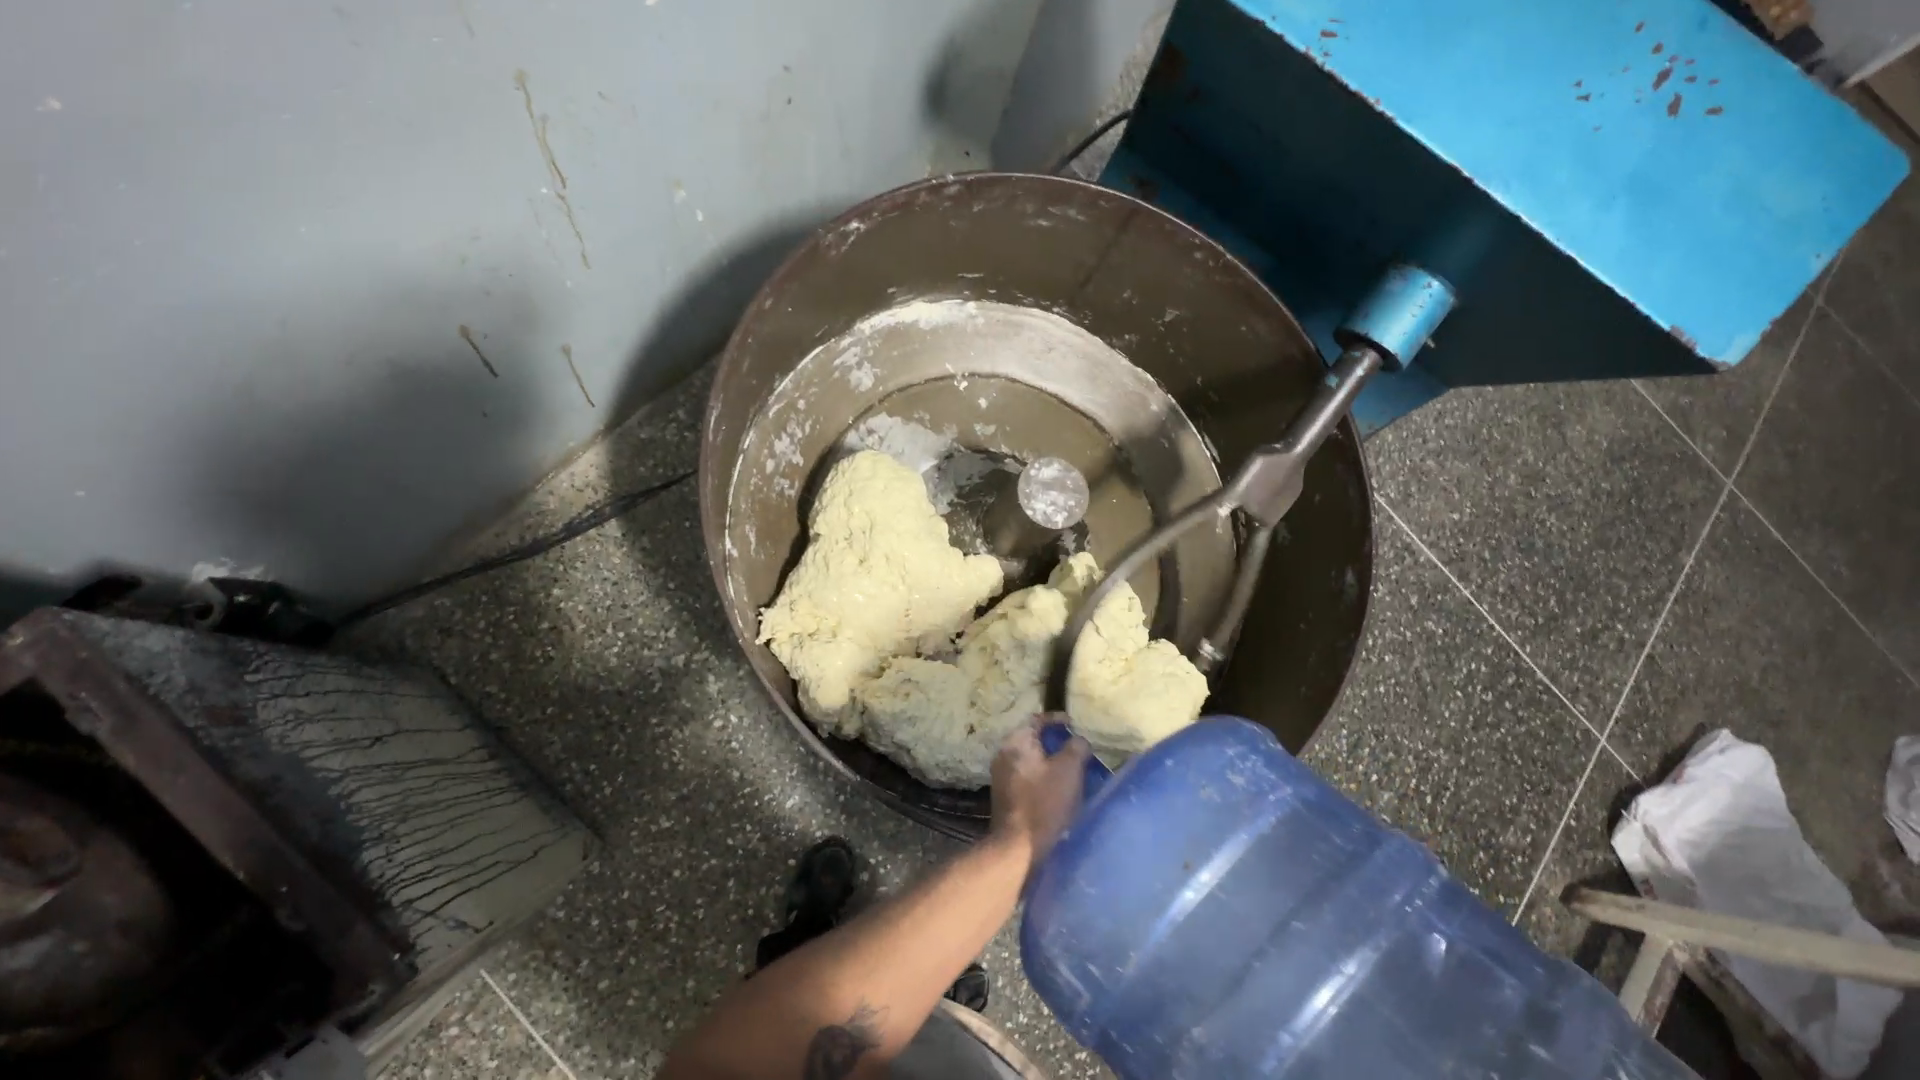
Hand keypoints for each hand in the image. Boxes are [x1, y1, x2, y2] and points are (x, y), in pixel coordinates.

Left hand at [989, 716, 1089, 869]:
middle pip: (1033, 739)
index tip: (1075, 725)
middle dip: (1056, 742)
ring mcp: (1002, 776)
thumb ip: (1076, 747)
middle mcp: (1004, 755)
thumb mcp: (1069, 769)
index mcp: (1015, 743)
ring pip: (1031, 759)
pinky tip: (1060, 787)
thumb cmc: (1045, 802)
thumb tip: (1078, 740)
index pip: (1036, 720)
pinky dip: (1043, 776)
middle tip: (1078, 748)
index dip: (1057, 720)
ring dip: (1051, 761)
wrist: (1019, 846)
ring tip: (1073, 768)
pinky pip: (1027, 776)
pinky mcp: (1006, 796)